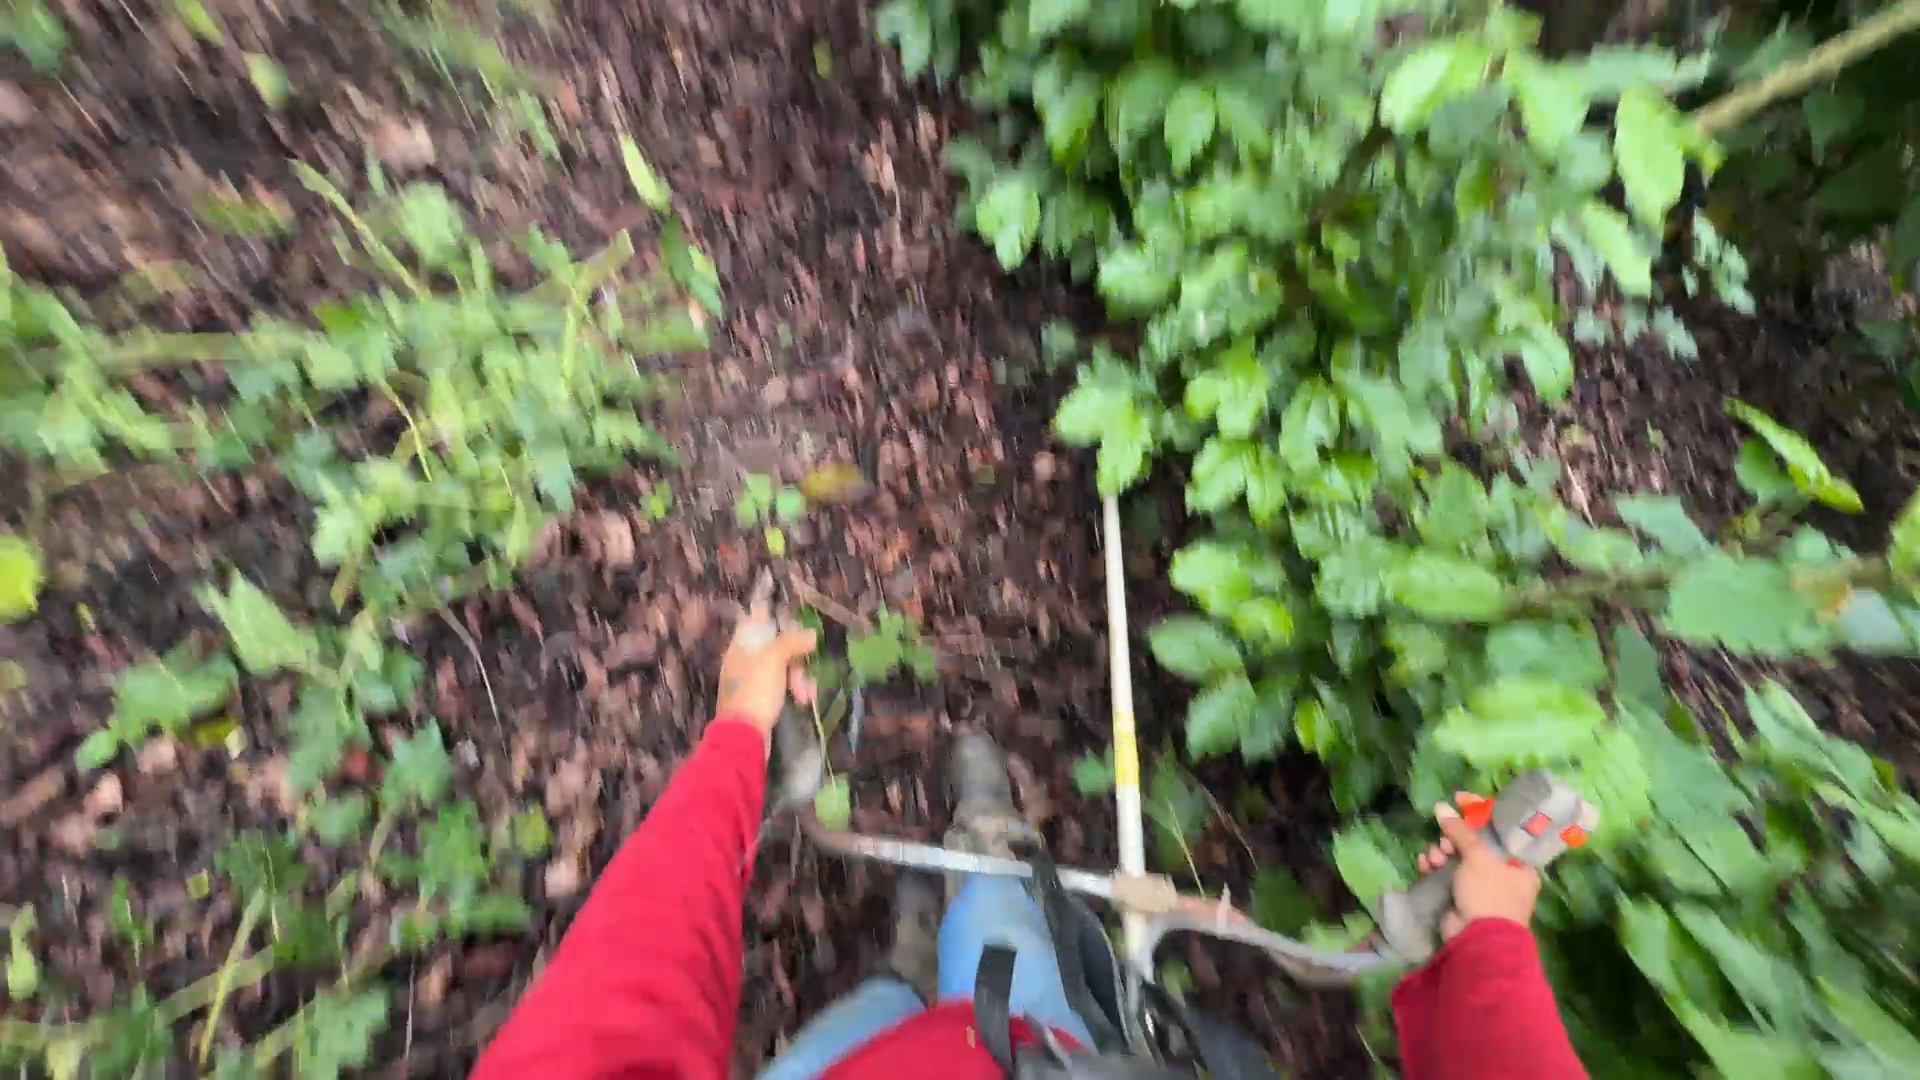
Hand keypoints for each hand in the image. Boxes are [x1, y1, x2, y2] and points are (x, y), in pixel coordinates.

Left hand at [716, 593, 816, 741]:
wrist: (743, 737)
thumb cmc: (755, 692)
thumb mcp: (774, 660)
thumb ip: (792, 642)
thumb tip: (812, 634)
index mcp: (741, 646)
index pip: (757, 621)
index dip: (777, 619)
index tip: (797, 625)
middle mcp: (745, 660)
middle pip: (777, 646)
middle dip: (796, 657)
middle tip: (804, 669)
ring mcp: (753, 680)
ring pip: (783, 667)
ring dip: (799, 677)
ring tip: (805, 693)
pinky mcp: (762, 699)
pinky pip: (782, 685)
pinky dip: (794, 689)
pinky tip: (803, 700)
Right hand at [1417, 792, 1540, 939]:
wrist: (1479, 939)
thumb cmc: (1490, 894)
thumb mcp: (1479, 857)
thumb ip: (1461, 831)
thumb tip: (1441, 807)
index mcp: (1518, 865)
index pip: (1500, 829)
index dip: (1480, 811)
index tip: (1458, 798)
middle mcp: (1502, 874)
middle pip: (1473, 842)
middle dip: (1453, 837)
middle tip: (1444, 841)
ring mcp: (1479, 886)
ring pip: (1455, 856)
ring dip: (1440, 852)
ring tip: (1434, 857)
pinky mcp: (1459, 895)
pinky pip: (1444, 872)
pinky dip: (1434, 866)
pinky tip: (1426, 864)